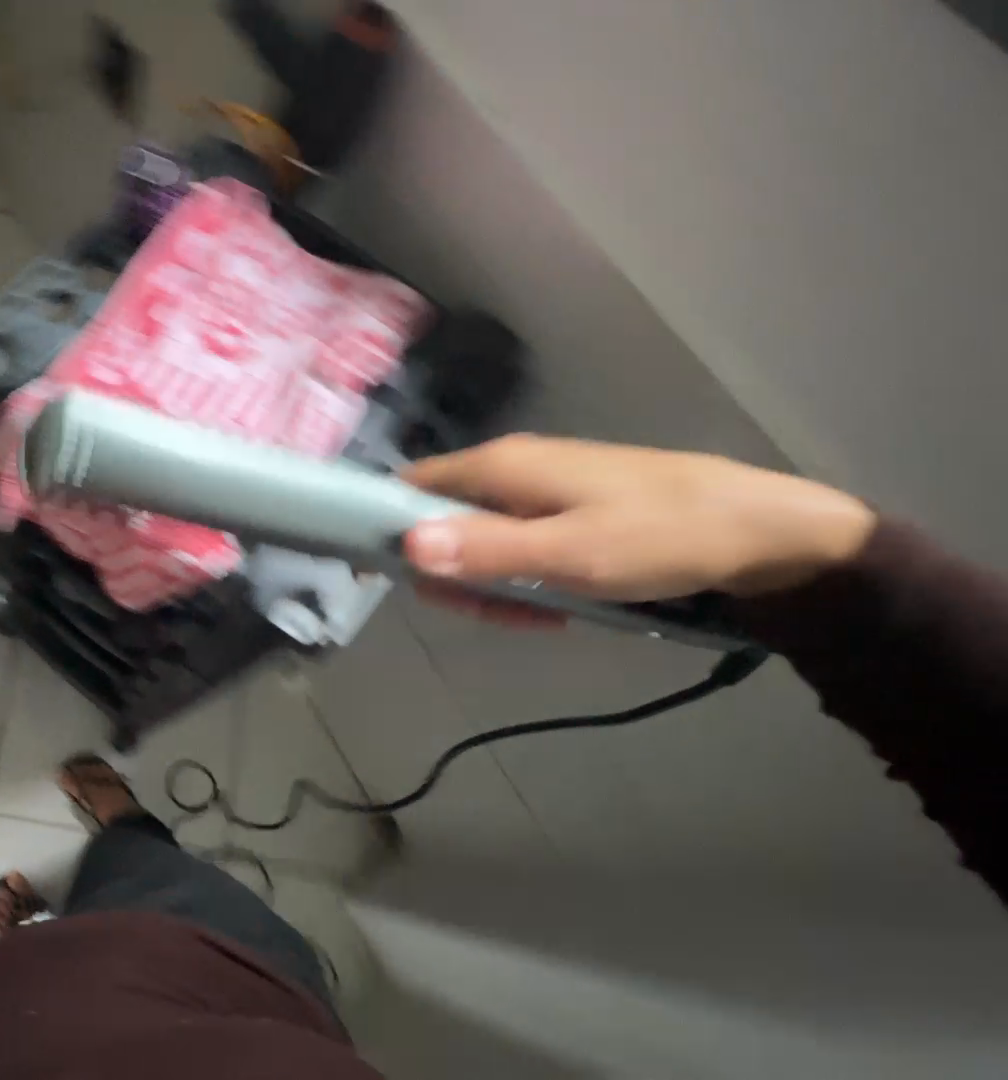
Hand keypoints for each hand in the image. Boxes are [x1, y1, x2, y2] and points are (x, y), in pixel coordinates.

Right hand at [400, 435, 876, 601]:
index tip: (385, 577)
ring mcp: (539, 486)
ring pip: (478, 537)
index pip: (407, 486)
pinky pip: (516, 543)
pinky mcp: (565, 506)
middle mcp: (509, 467)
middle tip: (487, 610)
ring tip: (534, 613)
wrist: (769, 533)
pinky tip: (555, 602)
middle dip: (450, 571)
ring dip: (490, 581)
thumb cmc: (664, 537)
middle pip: (439, 519)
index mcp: (499, 466)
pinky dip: (521, 575)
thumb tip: (404, 546)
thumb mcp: (572, 556)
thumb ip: (486, 550)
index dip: (385, 527)